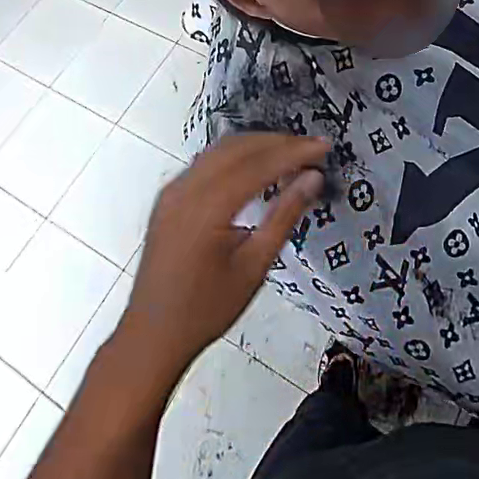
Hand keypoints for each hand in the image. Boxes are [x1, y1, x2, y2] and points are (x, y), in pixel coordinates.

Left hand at [110, 133, 328, 385]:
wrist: (152, 336)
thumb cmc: (207, 308)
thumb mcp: (256, 265)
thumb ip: (285, 215)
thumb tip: (313, 178)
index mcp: (206, 209)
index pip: (258, 165)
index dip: (295, 152)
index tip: (325, 147)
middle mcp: (184, 191)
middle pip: (238, 148)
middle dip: (279, 143)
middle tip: (314, 148)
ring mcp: (172, 193)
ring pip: (221, 150)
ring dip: (259, 145)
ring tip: (293, 153)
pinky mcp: (168, 199)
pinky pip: (207, 163)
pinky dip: (238, 156)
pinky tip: (258, 166)